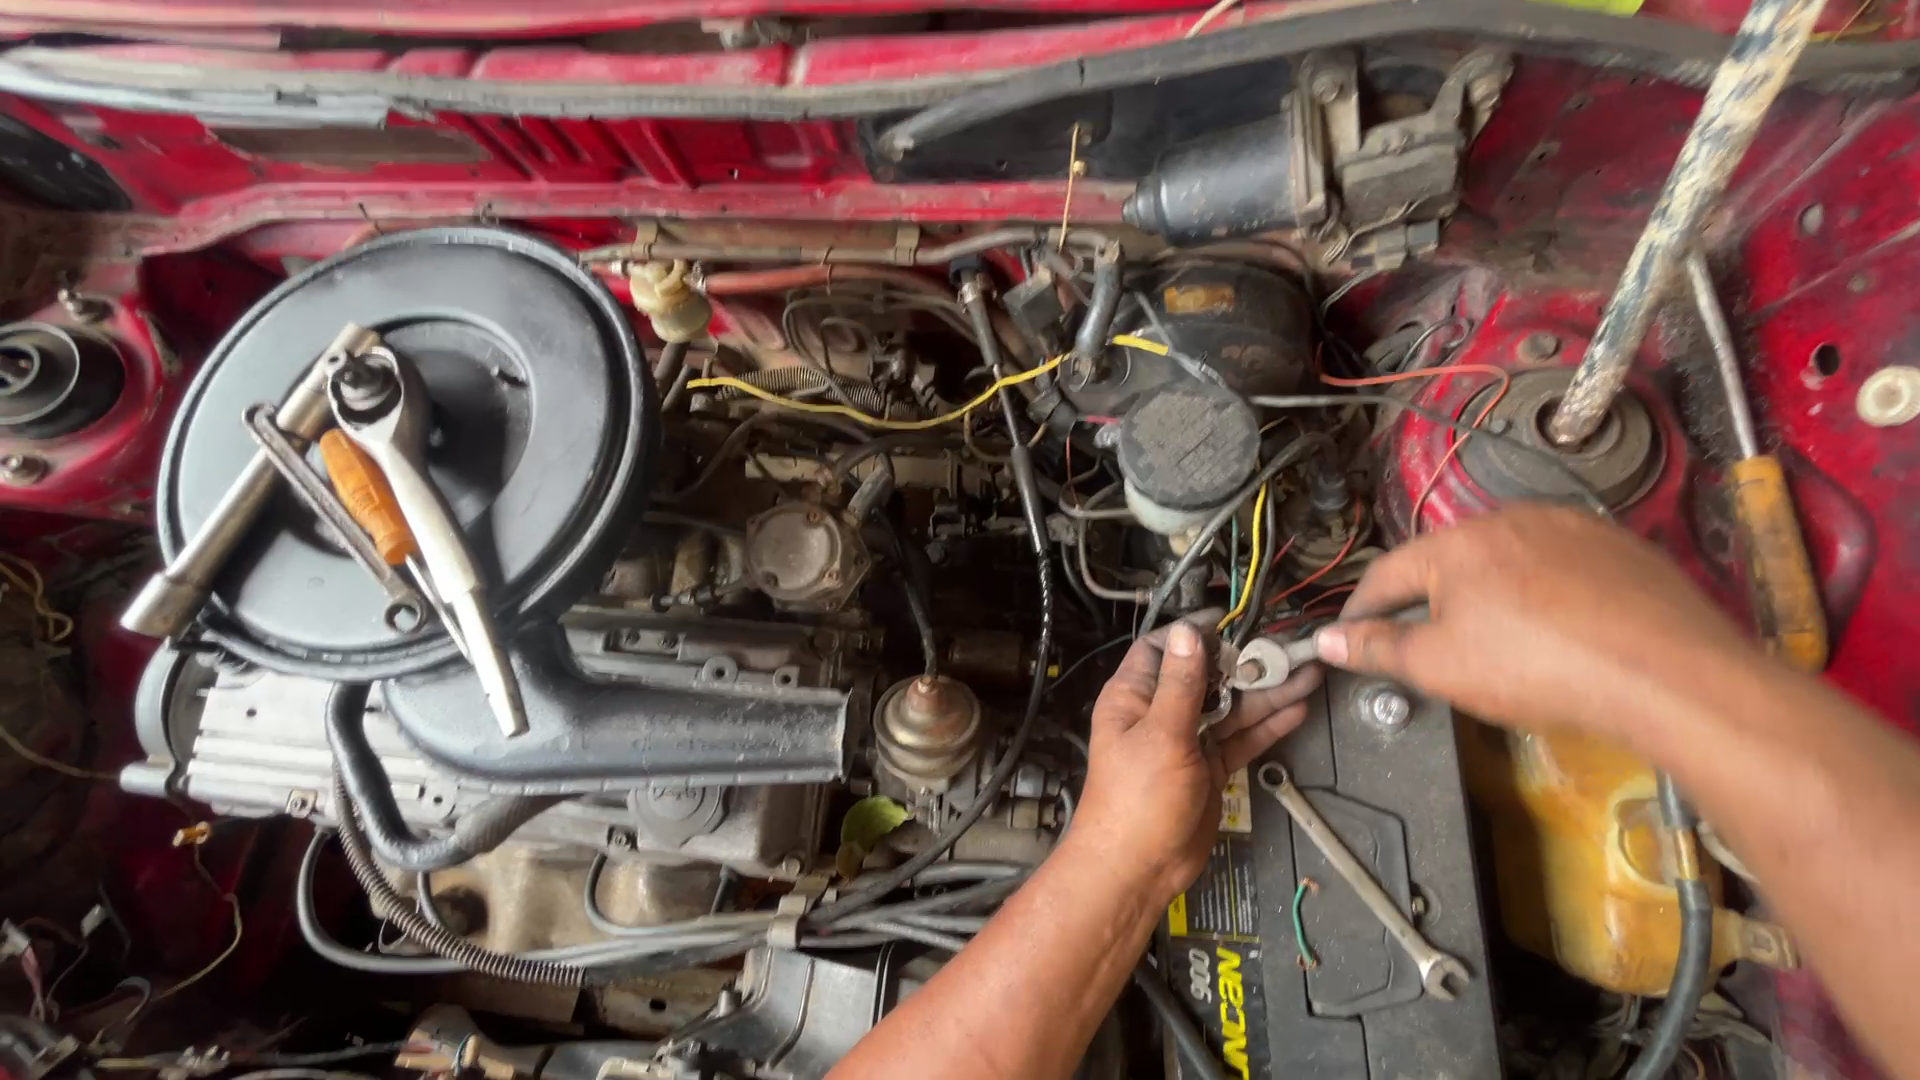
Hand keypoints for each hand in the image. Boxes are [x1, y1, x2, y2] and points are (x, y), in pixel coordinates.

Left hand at [1069, 614, 1319, 906]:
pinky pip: (1240, 738)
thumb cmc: (1138, 797)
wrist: (1139, 867)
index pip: (1162, 649)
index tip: (1232, 619)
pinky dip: (1266, 726)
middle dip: (1245, 663)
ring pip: (1230, 707)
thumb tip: (1187, 631)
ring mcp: (1187, 740)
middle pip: (1207, 677)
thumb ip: (1181, 684)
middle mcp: (1160, 712)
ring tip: (1308, 673)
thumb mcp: (1161, 734)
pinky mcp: (1209, 767)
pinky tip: (1297, 708)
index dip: (1194, 632)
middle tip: (1289, 648)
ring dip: (1266, 692)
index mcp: (1134, 695)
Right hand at [1313, 503, 1766, 742]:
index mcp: (1454, 544)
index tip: (1351, 634)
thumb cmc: (1538, 667)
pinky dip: (1541, 590)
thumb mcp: (1438, 666)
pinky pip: (1558, 563)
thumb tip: (1326, 640)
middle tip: (1426, 641)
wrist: (1672, 677)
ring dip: (1485, 591)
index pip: (1386, 574)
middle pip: (1445, 562)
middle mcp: (1508, 520)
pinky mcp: (1621, 546)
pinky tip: (1555, 626)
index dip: (1362, 608)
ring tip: (1494, 636)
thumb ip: (1376, 647)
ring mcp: (1571, 527)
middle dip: (1427, 599)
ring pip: (1503, 558)